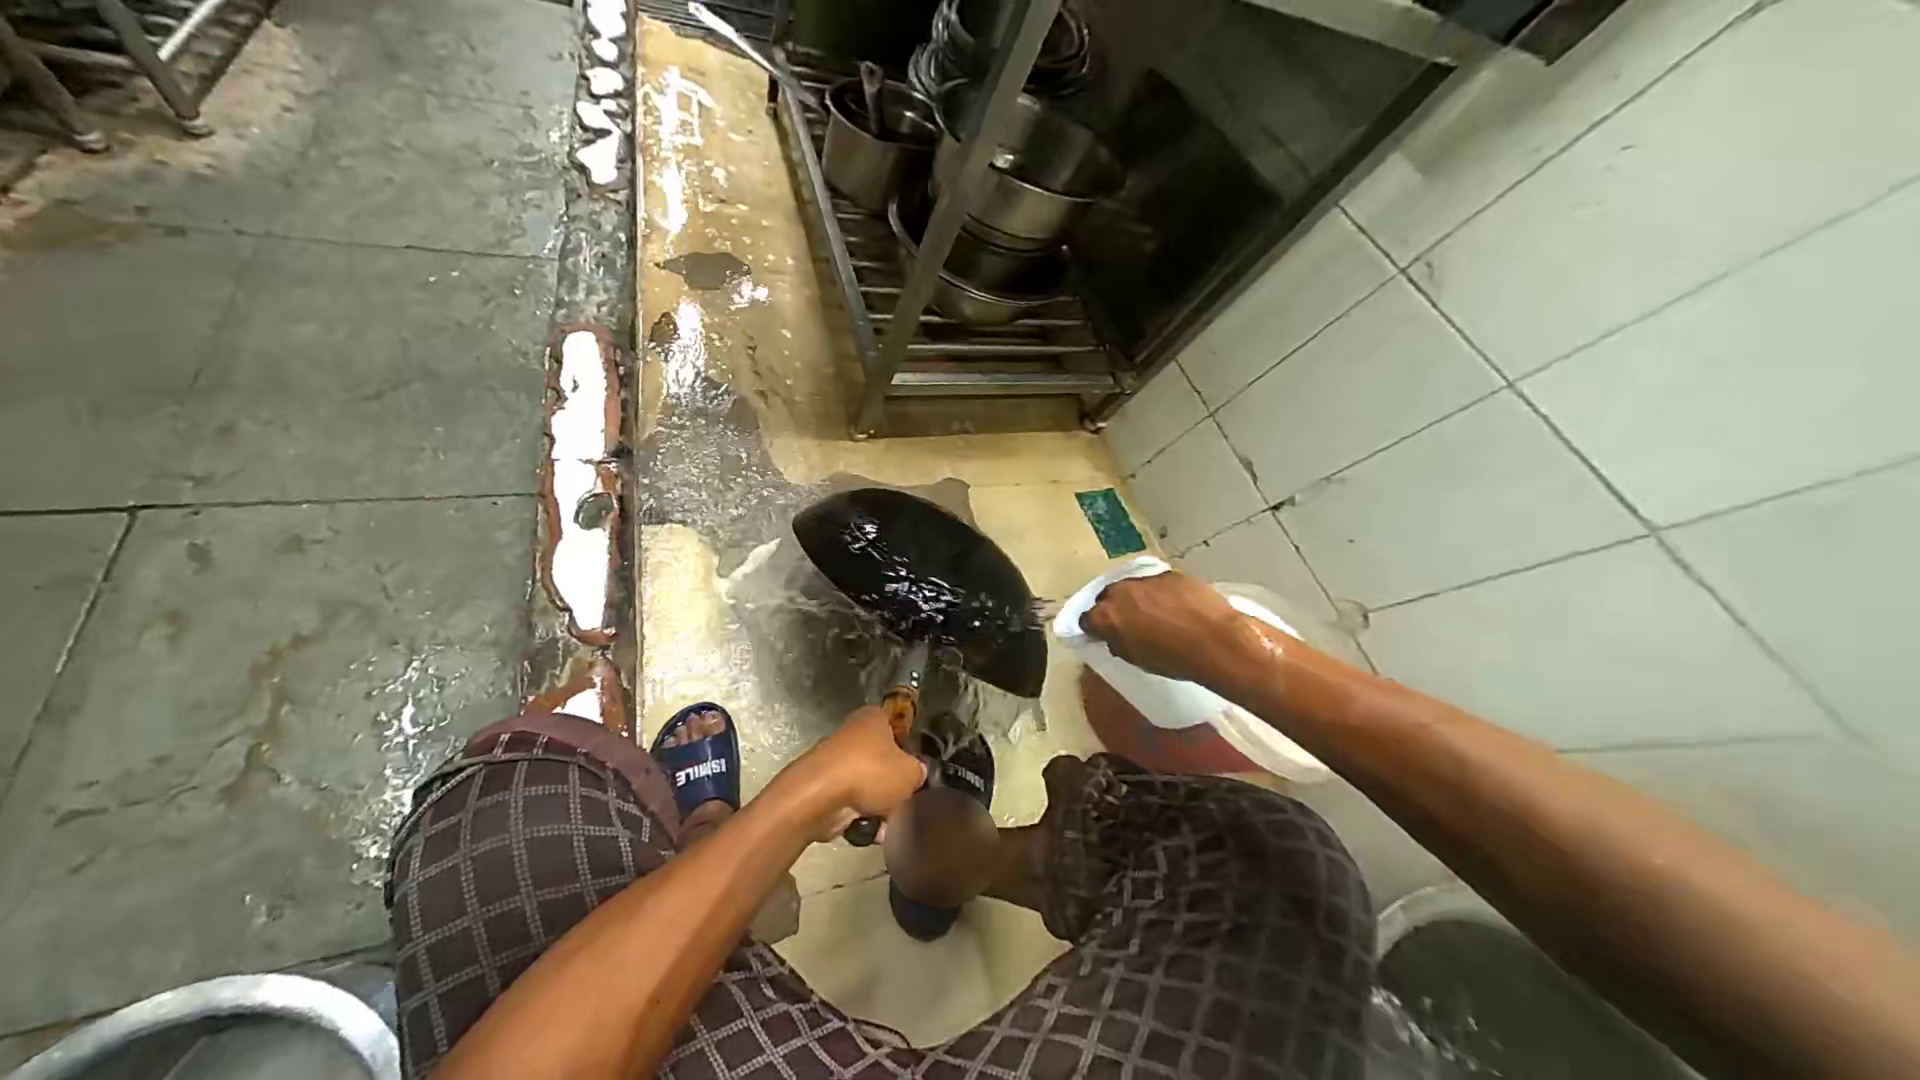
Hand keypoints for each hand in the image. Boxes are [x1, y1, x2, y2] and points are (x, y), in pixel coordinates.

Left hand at [774, 705, 927, 841]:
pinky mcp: (823, 787)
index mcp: (873, 717)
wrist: (819, 796)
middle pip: (882, 758)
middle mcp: (852, 733)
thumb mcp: (911, 772)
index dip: (909, 744)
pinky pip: (851, 802)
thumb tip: (916, 774)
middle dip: (893, 782)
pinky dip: (861, 816)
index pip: (897, 724)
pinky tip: (874, 832)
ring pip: (867, 783)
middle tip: (907, 798)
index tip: (917, 766)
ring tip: (892, 822)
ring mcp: (835, 761)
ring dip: (879, 804)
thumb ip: (919, 771)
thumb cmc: (870, 772)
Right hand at [1079, 570, 1268, 687]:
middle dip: (1115, 608)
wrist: (1217, 642)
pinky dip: (1162, 593)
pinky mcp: (1171, 574)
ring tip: (1156, 615)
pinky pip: (1159, 583)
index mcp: (1106, 616)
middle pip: (1108, 597)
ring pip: (1134, 587)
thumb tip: (1116, 637)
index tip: (1103, 633)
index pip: (1087, 618)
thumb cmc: (1174, 659)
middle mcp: (1121, 592)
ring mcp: (1147, 579)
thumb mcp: (1137, 659)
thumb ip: (1119, 643)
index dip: (1095, 627)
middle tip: (1130, 624)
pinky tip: (1178, 608)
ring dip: (1139, 598)